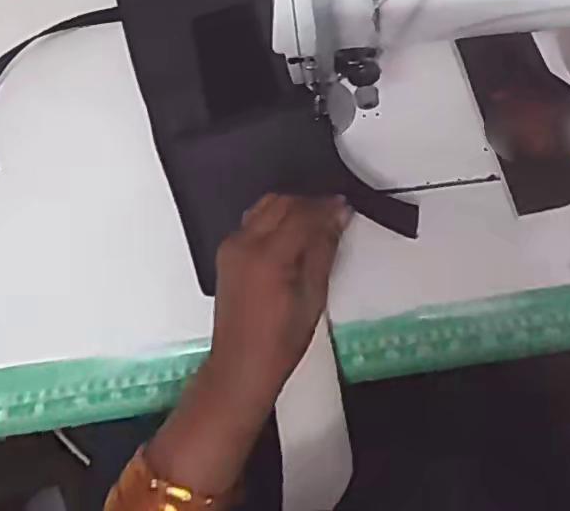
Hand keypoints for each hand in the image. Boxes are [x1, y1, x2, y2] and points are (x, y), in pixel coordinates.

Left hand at [207, 194, 349, 404]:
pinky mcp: (227, 251)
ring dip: (291, 207)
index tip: (343, 207)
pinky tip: (290, 233)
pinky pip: (253, 219)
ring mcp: (232, 246)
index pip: (302, 214)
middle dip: (309, 204)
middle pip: (282, 203)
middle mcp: (245, 244)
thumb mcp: (313, 296)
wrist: (240, 367)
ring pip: (265, 205)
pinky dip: (274, 217)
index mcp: (268, 257)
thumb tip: (336, 219)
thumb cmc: (279, 342)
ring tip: (313, 223)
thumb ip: (324, 250)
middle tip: (332, 215)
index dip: (326, 207)